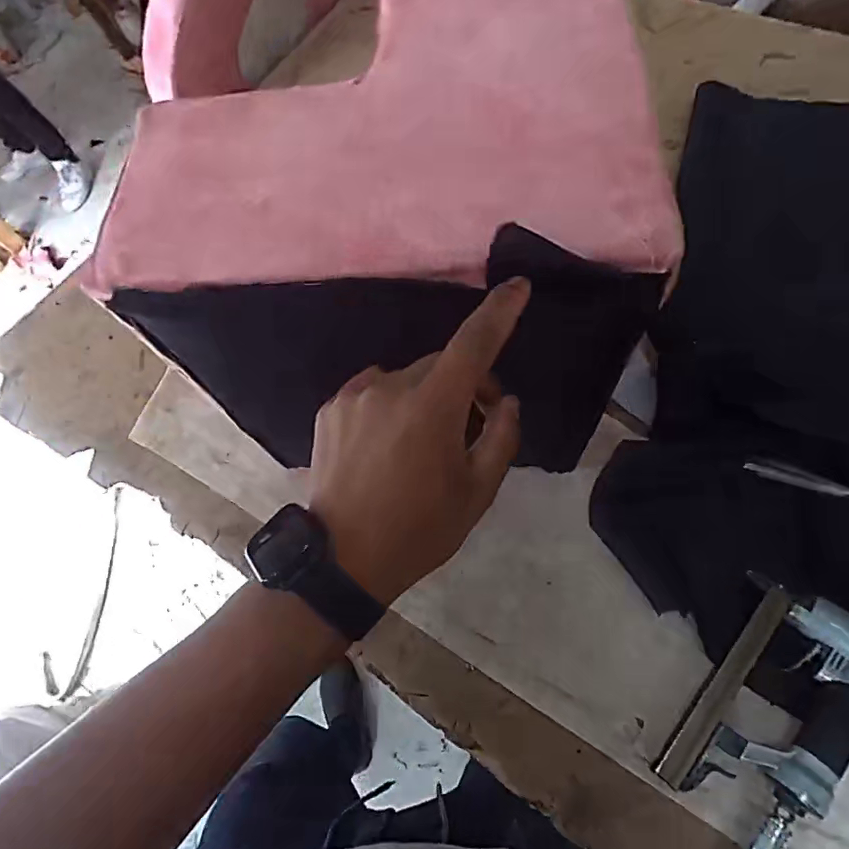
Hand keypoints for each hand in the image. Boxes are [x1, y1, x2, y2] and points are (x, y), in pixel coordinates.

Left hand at [308, 280, 529, 604]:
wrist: (343, 561)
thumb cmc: (420, 529)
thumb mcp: (478, 493)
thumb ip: (502, 438)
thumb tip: (506, 402)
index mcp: (432, 407)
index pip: (473, 344)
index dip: (499, 312)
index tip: (518, 287)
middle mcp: (390, 387)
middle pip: (442, 366)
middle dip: (466, 386)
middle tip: (474, 428)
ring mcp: (355, 395)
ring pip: (408, 378)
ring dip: (427, 397)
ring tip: (424, 445)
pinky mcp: (330, 408)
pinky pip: (376, 390)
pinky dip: (394, 404)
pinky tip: (390, 444)